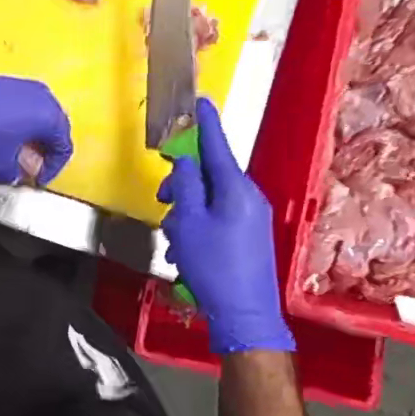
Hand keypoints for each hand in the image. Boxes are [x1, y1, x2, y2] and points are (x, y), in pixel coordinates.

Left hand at [0, 57, 72, 184]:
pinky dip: (18, 125)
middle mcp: (45, 98)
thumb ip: (14, 174)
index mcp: (52, 117)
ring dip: (29, 139)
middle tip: (28, 169)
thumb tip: (16, 174)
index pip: (64, 148)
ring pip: (37, 119)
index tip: (37, 181)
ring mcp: (27, 87)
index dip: (52, 169)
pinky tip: (1, 137)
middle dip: (42, 153)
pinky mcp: (8, 83)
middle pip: (53, 131)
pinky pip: (23, 108)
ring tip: (13, 155)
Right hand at [156, 98, 294, 354]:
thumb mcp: (189, 222)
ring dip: (186, 214)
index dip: (204, 124)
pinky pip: (217, 220)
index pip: (217, 146)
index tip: (199, 102)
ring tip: (175, 241)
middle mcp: (248, 197)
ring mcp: (251, 218)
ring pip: (208, 201)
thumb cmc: (213, 265)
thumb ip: (186, 185)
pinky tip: (186, 253)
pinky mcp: (249, 237)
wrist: (245, 313)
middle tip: (163, 202)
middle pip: (209, 176)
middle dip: (182, 185)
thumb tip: (185, 158)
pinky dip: (197, 229)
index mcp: (236, 189)